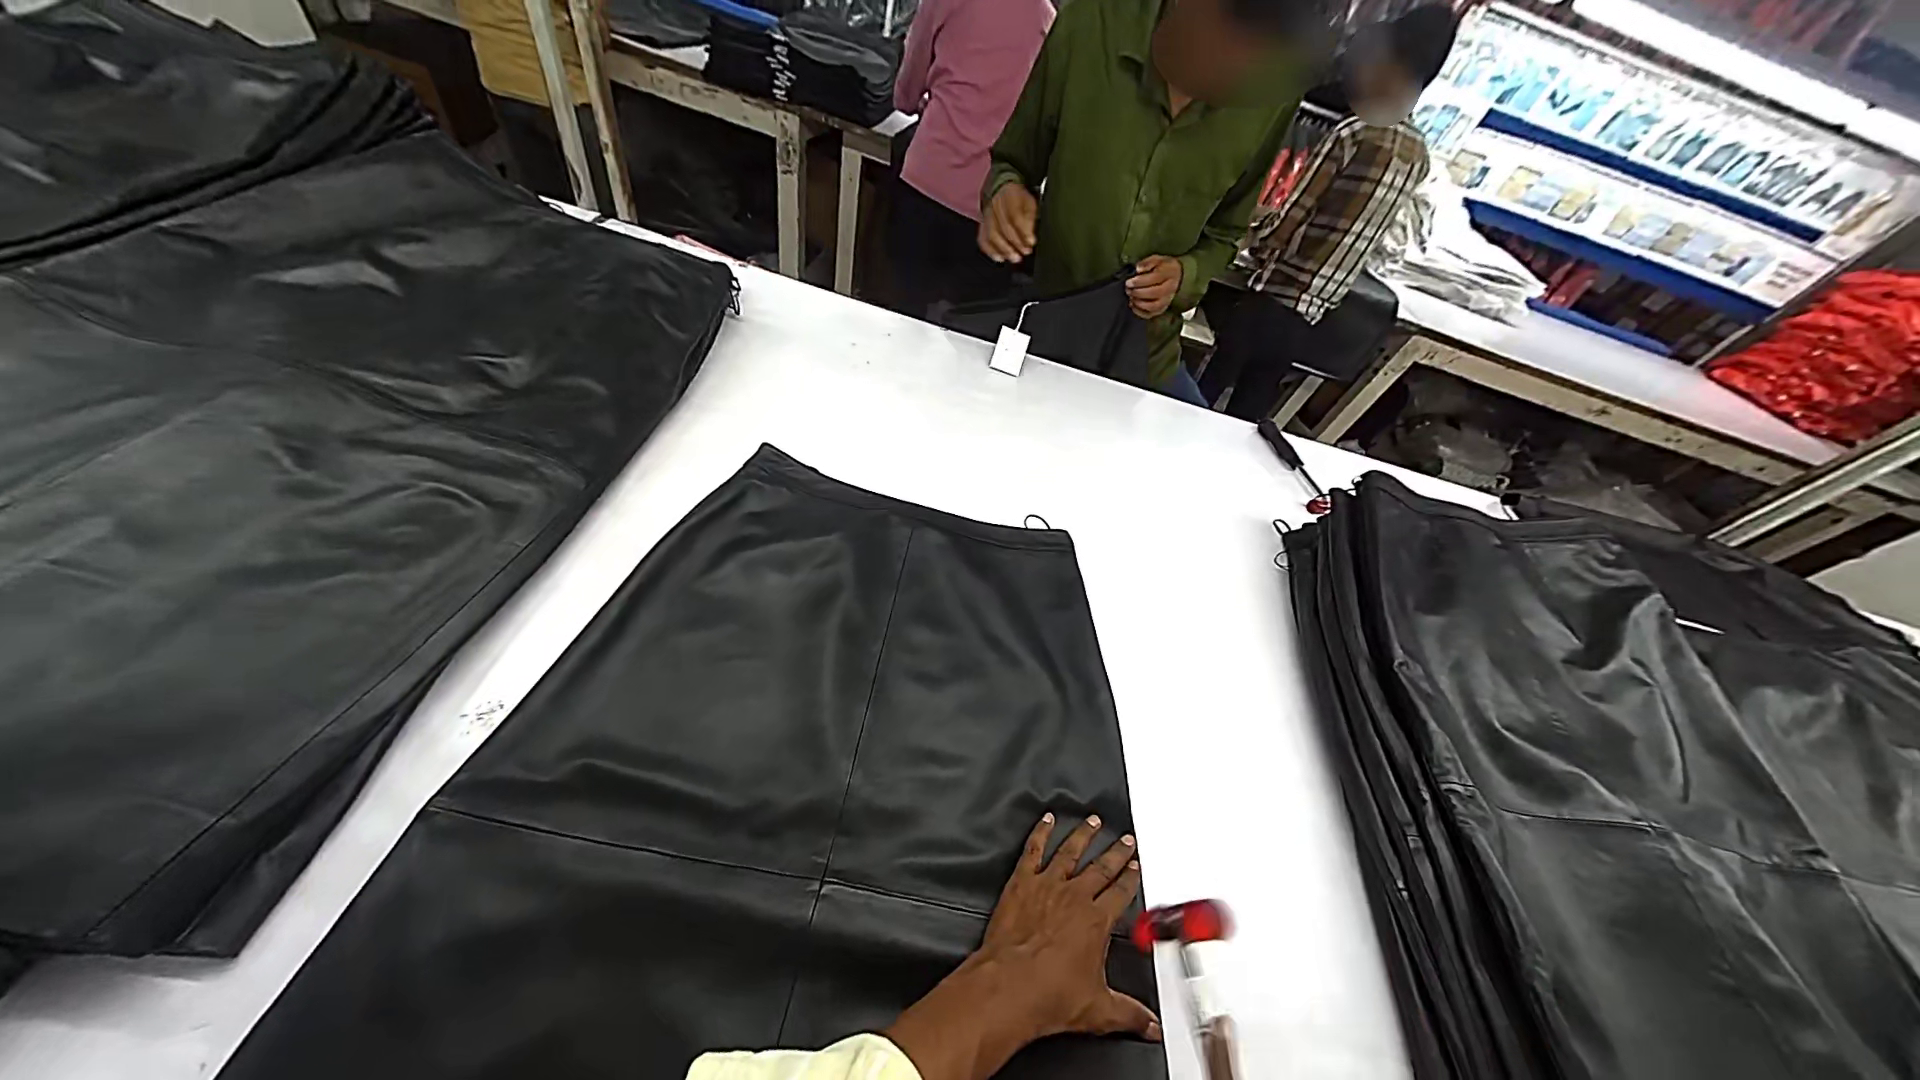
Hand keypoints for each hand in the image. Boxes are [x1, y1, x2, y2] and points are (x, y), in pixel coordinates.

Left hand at [884, 813, 1155, 1079]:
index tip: (1135, 866)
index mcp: (1096, 921)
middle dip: (1116, 852)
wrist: (1010, 985)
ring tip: (1092, 821)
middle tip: (1125, 839)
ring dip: (1083, 835)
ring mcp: (1047, 885)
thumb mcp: (1099, 1010)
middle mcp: (1074, 896)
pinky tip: (1046, 820)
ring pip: (1070, 851)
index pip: (1120, 893)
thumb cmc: (1049, 994)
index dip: (1130, 878)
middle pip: (1101, 867)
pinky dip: (1041, 832)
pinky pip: (1034, 849)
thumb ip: (1129, 1014)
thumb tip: (1149, 1026)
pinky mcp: (1022, 882)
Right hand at [979, 183, 1038, 263]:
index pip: (1015, 216)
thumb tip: (1030, 238)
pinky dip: (991, 251)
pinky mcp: (982, 226)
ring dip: (1004, 249)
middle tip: (1025, 252)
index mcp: (1009, 196)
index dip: (1023, 231)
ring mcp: (987, 217)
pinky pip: (983, 240)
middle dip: (1016, 243)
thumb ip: (1030, 219)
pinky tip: (1000, 258)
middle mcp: (995, 206)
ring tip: (1014, 258)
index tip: (1031, 242)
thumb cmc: (1017, 199)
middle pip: (1004, 228)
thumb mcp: (1029, 203)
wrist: (1001, 191)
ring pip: (992, 235)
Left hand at [1126, 255, 1182, 317]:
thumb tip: (1138, 268)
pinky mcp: (1162, 309)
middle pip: (1154, 293)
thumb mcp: (1157, 259)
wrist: (1176, 277)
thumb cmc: (1163, 268)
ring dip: (1138, 302)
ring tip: (1131, 296)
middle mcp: (1170, 288)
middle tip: (1128, 289)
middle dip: (1137, 292)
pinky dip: (1139, 311)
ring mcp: (1167, 300)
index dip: (1139, 281)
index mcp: (1170, 273)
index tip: (1128, 282)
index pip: (1155, 278)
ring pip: (1152, 306)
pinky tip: (1133, 304)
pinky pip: (1150, 314)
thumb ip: (1147, 262)